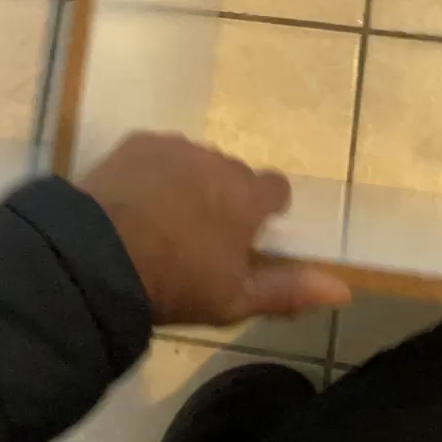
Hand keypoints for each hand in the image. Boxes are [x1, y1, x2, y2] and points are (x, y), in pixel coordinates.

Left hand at [79, 132, 351, 325]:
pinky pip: (159, 154)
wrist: (96, 259)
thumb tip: (345, 290)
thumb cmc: (175, 283)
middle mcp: (218, 161)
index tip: (245, 234)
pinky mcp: (140, 142)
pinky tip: (134, 201)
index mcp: (247, 195)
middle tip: (197, 236)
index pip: (275, 188)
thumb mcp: (235, 298)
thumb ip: (290, 289)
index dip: (264, 210)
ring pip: (195, 162)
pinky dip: (154, 172)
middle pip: (232, 174)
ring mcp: (176, 147)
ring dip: (188, 182)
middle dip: (223, 197)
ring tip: (160, 220)